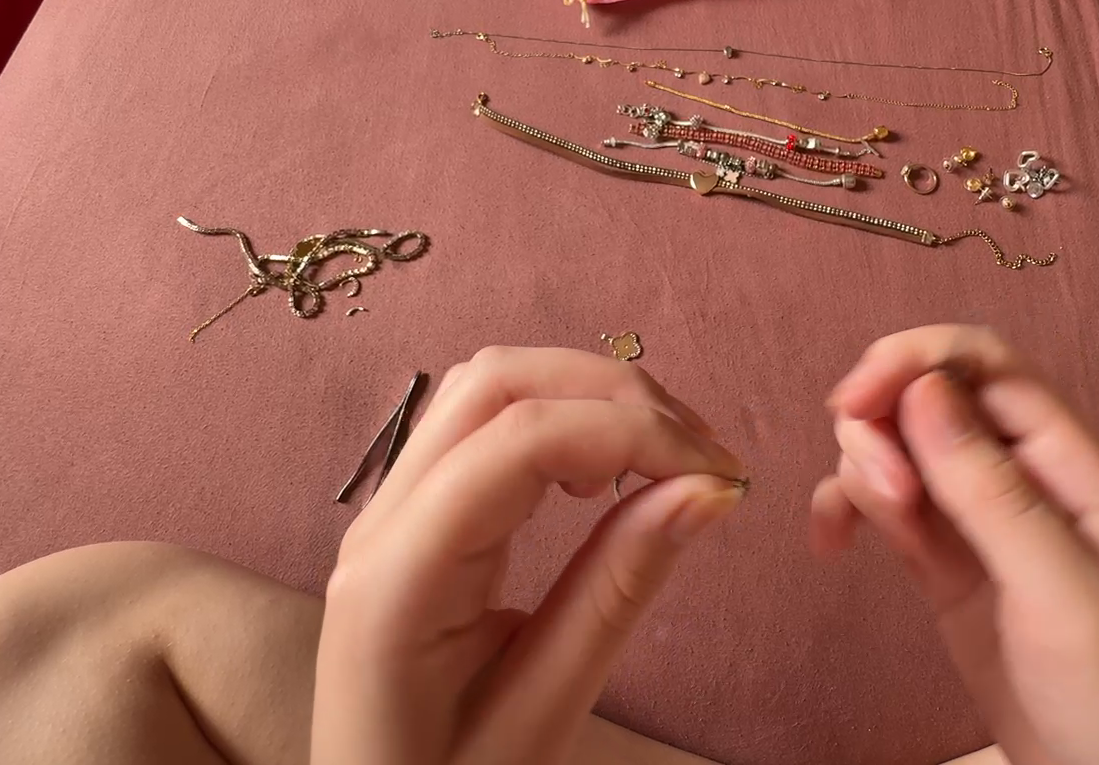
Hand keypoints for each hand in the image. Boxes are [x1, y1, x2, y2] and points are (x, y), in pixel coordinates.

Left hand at [312, 347, 746, 764]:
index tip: (717, 469)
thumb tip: (707, 489)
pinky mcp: (415, 505)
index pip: (521, 440)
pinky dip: (562, 416)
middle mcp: (382, 515)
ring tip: (662, 452)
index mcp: (399, 576)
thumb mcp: (541, 716)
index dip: (631, 432)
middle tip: (698, 448)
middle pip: (499, 382)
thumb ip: (618, 590)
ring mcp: (391, 502)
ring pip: (492, 385)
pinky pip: (487, 421)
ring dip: (588, 394)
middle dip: (613, 393)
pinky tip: (601, 467)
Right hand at [809, 326, 1098, 764]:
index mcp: (1071, 468)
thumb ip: (996, 494)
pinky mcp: (942, 566)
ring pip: (898, 449)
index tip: (855, 398)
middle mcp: (1019, 479)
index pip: (988, 368)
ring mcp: (977, 523)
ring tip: (853, 532)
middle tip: (877, 493)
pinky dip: (848, 509)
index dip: (916, 360)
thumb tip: (922, 388)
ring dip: (862, 470)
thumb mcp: (1070, 603)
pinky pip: (884, 508)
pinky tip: (831, 542)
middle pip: (929, 400)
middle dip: (882, 424)